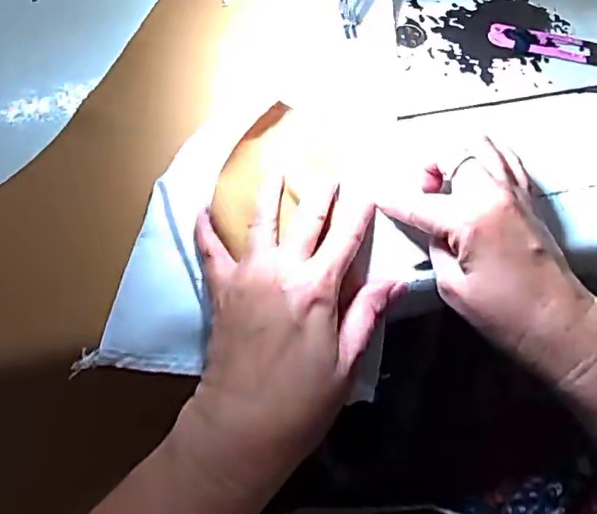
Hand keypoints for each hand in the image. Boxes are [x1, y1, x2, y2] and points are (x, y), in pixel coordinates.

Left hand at [174, 174, 402, 504]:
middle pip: (307, 220)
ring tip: (275, 168)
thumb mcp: (345, 363)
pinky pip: (210, 250)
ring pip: (261, 221)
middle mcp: (284, 270)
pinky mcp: (221, 288)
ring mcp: (249, 274)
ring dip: (270, 192)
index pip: (345, 240)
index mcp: (318, 289)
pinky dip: (204, 228)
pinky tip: (201, 209)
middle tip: (328, 172)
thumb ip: (366, 314)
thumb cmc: (301, 403)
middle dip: (321, 192)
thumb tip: (395, 280)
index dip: (359, 214)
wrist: (240, 428)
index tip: (367, 191)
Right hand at [379, 139, 596, 386]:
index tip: (380, 198)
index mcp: (470, 219)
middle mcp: (492, 195)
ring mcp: (514, 192)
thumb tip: (435, 232)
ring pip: (481, 145)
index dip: (396, 202)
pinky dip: (487, 157)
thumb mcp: (454, 290)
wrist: (561, 324)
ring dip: (457, 156)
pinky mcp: (528, 197)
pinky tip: (478, 173)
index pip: (421, 204)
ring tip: (449, 179)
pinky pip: (507, 158)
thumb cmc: (509, 316)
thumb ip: (437, 250)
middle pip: (452, 154)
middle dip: (430, 168)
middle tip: (424, 192)